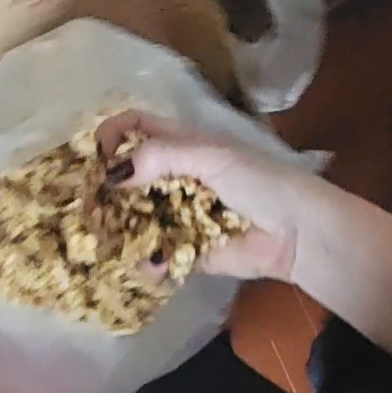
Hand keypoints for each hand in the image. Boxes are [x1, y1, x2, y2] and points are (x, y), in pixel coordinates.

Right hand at [95, 109, 340, 286]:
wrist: (300, 233)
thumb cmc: (258, 181)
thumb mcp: (208, 156)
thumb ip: (159, 157)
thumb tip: (113, 174)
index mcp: (181, 144)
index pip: (136, 127)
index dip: (113, 134)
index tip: (96, 153)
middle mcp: (175, 176)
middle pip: (129, 175)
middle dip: (108, 187)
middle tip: (91, 204)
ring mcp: (180, 214)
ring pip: (138, 217)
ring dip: (122, 228)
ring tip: (109, 238)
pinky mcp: (190, 251)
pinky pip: (160, 255)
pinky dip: (150, 262)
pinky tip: (149, 264)